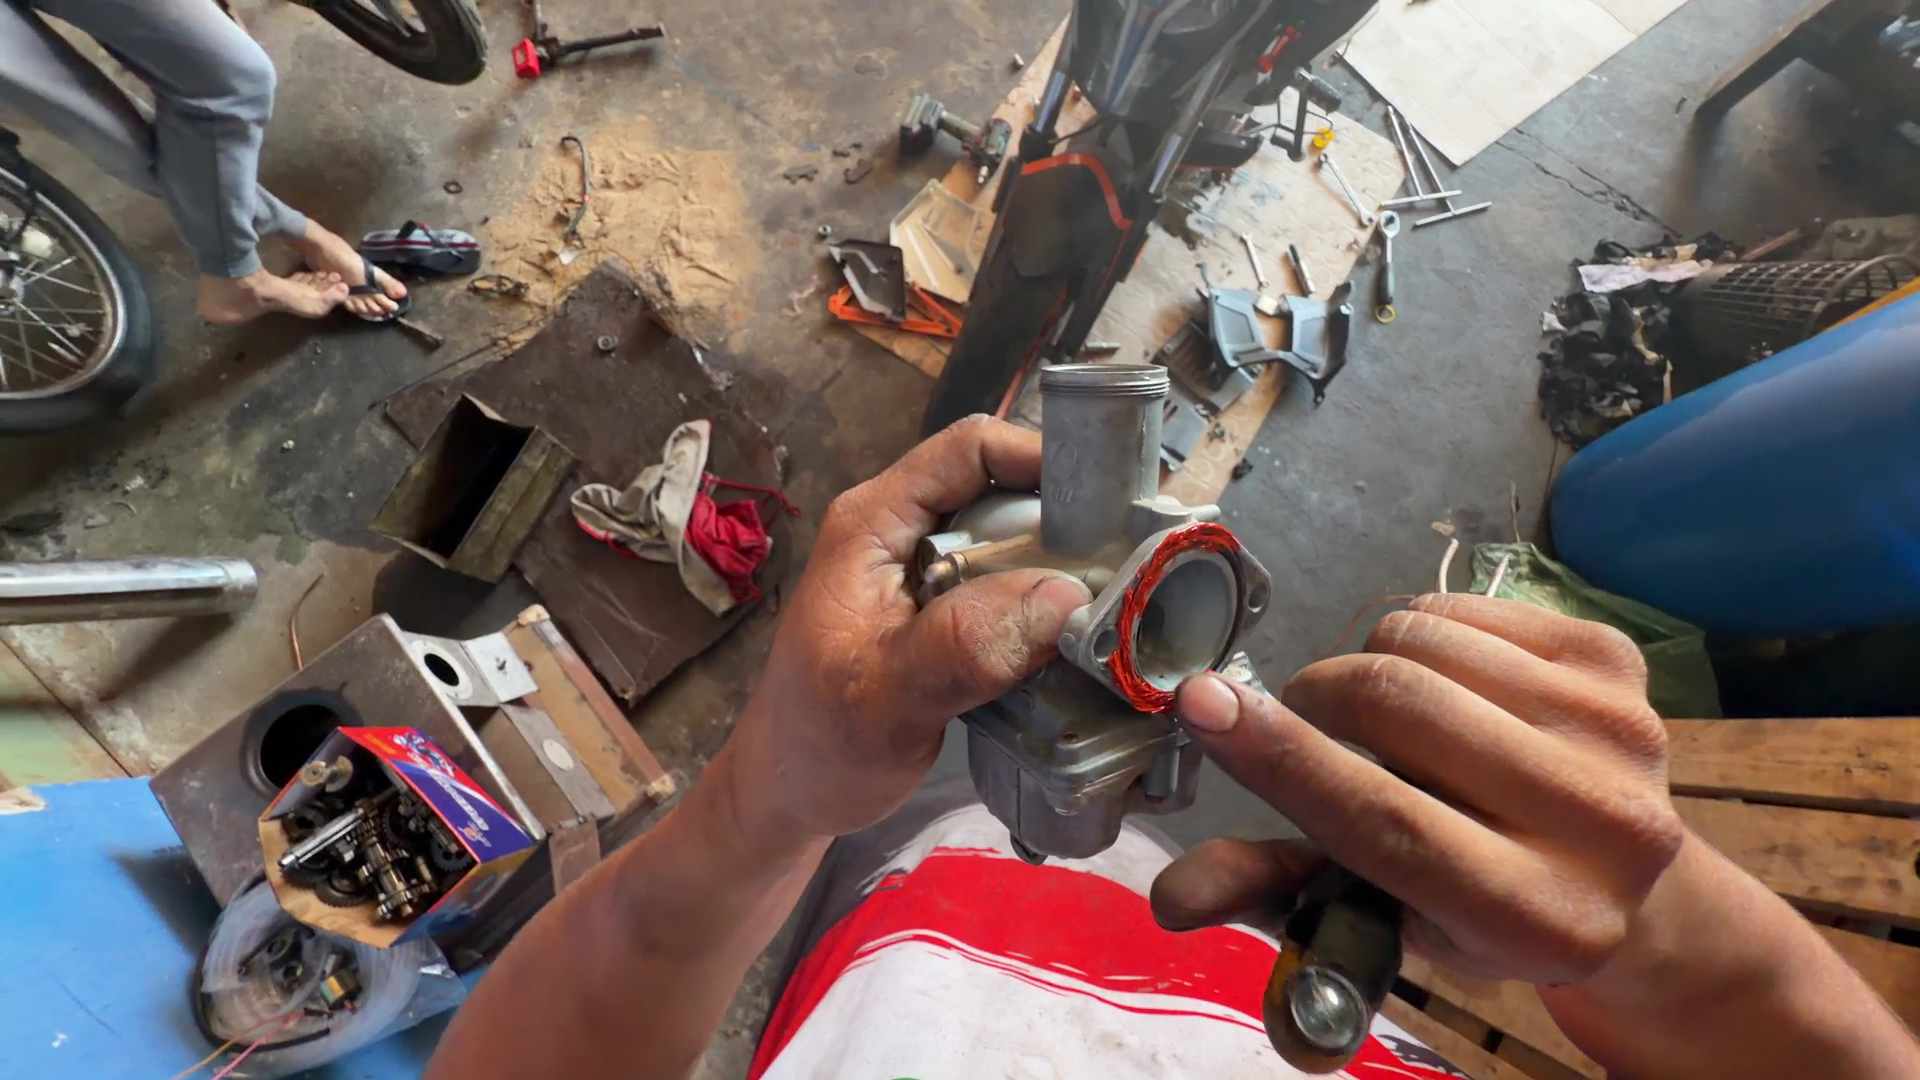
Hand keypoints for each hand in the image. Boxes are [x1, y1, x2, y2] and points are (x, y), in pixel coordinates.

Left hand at [722, 416, 1091, 844]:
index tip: (1110, 504)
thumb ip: (964, 646)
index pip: (969, 450)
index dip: (1042, 458)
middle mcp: (903, 531)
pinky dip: (1046, 605)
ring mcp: (924, 572)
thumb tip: (1067, 597)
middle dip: (1067, 518)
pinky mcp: (944, 613)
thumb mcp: (884, 700)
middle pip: (1000, 490)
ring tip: (1122, 600)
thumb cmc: (817, 745)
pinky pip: (1008, 588)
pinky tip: (1082, 635)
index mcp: (874, 522)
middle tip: (1134, 561)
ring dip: (1063, 566)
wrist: (789, 792)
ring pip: (1011, 541)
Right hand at [1151, 594, 1684, 986]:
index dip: (1278, 756)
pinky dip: (1417, 633)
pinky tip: (1445, 684)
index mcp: (1529, 915)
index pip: (1378, 819)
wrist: (1615, 866)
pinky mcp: (1618, 656)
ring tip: (1393, 714)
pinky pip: (1453, 605)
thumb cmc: (1463, 893)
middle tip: (1313, 720)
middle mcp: (1601, 826)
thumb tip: (1168, 899)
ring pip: (1414, 636)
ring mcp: (1620, 729)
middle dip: (1317, 696)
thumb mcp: (1365, 906)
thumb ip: (1267, 892)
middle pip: (1390, 699)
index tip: (1199, 702)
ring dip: (1368, 664)